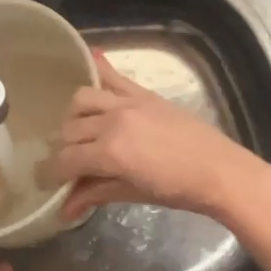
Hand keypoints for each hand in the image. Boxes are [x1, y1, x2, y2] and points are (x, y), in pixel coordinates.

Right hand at [47, 52, 270, 221]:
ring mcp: (129, 102)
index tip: (51, 182)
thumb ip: (95, 194)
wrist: (219, 170)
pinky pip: (113, 75)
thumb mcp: (132, 193)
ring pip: (81, 99)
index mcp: (110, 151)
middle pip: (69, 130)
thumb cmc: (178, 189)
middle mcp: (113, 121)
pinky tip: (87, 60)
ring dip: (74, 116)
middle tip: (69, 162)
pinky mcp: (144, 93)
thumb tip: (64, 209)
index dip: (54, 173)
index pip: (66, 159)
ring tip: (82, 131)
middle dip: (64, 148)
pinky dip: (97, 67)